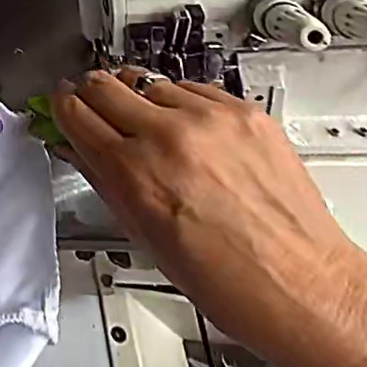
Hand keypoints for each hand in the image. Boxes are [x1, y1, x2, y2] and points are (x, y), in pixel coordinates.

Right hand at [50, 68, 366, 363]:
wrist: (304, 286)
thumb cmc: (230, 283)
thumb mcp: (144, 237)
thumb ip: (105, 181)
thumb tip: (81, 149)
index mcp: (136, 174)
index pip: (77, 113)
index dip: (62, 106)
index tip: (62, 102)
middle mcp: (171, 137)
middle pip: (106, 83)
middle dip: (91, 92)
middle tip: (91, 102)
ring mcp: (211, 119)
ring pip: (150, 81)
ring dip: (139, 98)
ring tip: (149, 126)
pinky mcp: (244, 111)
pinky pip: (194, 88)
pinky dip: (182, 102)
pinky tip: (187, 128)